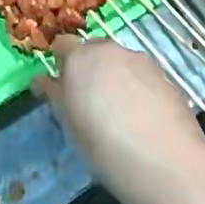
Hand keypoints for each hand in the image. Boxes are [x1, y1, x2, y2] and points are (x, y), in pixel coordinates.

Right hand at [31, 37, 204, 177]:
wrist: (162, 158)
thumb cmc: (102, 145)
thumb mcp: (69, 124)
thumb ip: (55, 95)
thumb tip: (41, 80)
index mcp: (80, 58)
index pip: (62, 45)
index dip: (61, 62)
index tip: (62, 85)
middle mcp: (109, 50)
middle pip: (93, 49)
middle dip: (88, 68)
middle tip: (88, 102)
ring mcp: (139, 58)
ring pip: (119, 61)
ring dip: (114, 76)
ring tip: (118, 113)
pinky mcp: (163, 73)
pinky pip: (141, 73)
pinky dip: (137, 86)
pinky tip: (142, 116)